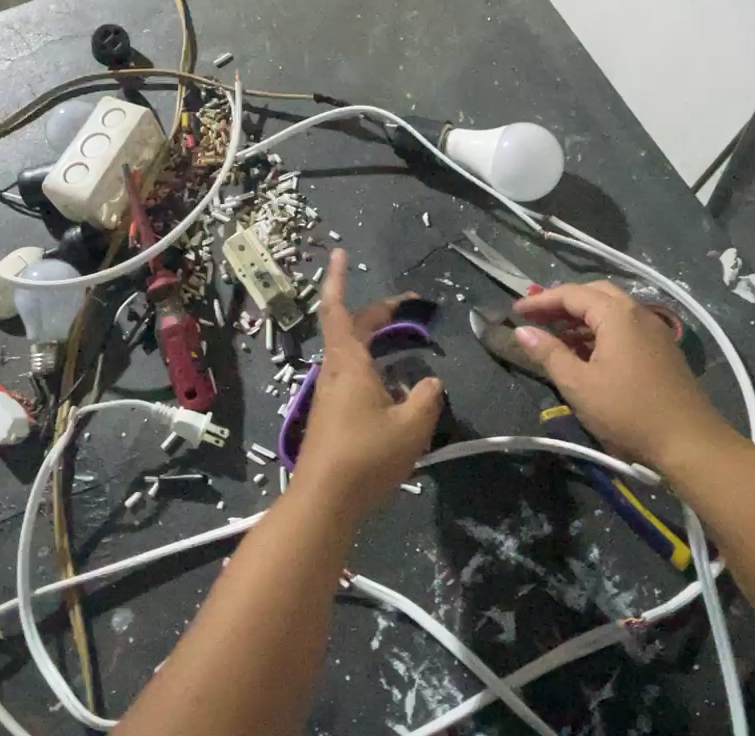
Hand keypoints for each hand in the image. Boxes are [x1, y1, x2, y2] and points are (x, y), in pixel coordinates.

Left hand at [291, 250, 443, 522]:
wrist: (324, 501)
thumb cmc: (366, 456)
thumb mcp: (411, 426)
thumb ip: (427, 399)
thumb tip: (430, 383)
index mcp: (349, 363)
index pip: (339, 310)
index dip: (338, 280)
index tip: (340, 253)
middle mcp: (335, 372)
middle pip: (350, 330)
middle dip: (376, 314)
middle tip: (404, 307)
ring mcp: (329, 395)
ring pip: (351, 355)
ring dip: (372, 341)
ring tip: (401, 342)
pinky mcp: (331, 417)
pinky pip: (352, 378)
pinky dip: (372, 368)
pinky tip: (394, 388)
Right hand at [512, 281, 737, 475]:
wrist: (690, 443)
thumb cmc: (628, 412)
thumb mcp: (579, 384)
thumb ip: (548, 353)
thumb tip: (522, 331)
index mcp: (617, 315)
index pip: (571, 294)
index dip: (540, 301)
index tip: (515, 313)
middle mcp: (638, 313)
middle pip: (594, 294)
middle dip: (562, 303)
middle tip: (536, 318)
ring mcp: (654, 330)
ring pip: (611, 310)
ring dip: (581, 318)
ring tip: (555, 337)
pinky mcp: (662, 349)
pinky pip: (625, 327)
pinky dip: (600, 331)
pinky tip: (585, 353)